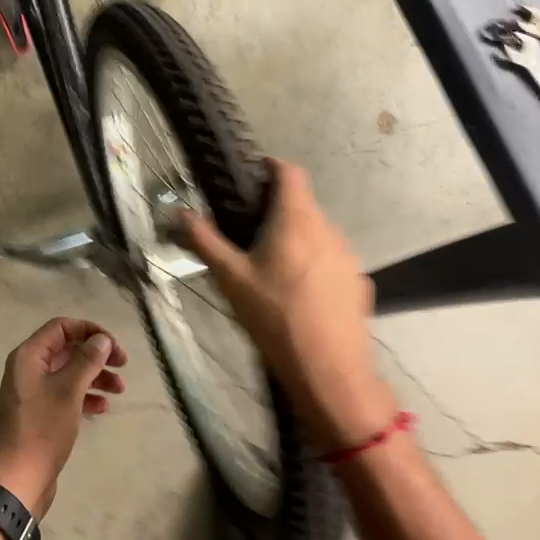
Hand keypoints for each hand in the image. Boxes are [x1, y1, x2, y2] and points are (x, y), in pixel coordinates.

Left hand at [0, 317, 128, 518]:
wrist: (17, 480)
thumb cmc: (42, 430)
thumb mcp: (68, 391)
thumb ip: (86, 361)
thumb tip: (101, 339)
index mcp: (29, 356)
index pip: (61, 327)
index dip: (89, 330)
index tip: (114, 345)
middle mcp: (28, 368)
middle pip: (66, 349)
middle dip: (96, 355)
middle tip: (123, 366)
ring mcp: (32, 392)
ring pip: (68, 373)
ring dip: (94, 376)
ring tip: (120, 390)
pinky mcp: (39, 414)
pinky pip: (65, 394)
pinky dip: (84, 396)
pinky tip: (103, 407)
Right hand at [177, 159, 396, 451]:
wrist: (330, 372)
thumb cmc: (274, 317)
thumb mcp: (231, 278)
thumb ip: (205, 240)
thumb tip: (180, 212)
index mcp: (296, 219)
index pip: (289, 172)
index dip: (270, 167)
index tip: (249, 177)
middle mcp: (327, 229)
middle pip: (302, 204)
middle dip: (276, 210)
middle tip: (247, 231)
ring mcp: (348, 256)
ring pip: (318, 233)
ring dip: (296, 238)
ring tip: (271, 266)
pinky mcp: (359, 283)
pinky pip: (331, 261)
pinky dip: (313, 265)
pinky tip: (298, 295)